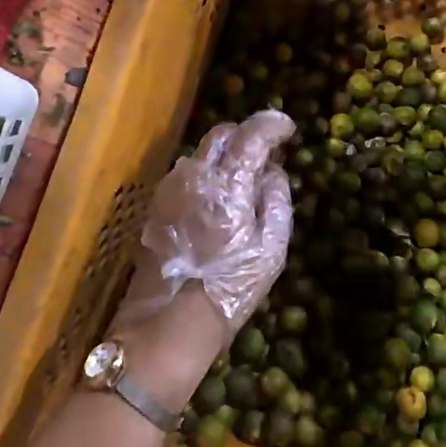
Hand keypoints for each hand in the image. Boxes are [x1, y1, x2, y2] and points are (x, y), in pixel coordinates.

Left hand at [115, 109, 294, 355]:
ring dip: (226, 155)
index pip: (250, 135)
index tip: (288, 128)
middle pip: (221, 134)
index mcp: (226, 184)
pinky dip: (208, 173)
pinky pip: (187, 173)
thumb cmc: (229, 288)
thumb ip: (275, 201)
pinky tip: (219, 198)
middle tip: (268, 152)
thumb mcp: (271, 249)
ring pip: (201, 153)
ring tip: (245, 178)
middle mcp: (193, 175)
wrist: (167, 321)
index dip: (272, 125)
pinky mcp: (158, 203)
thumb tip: (272, 173)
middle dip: (247, 134)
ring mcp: (170, 187)